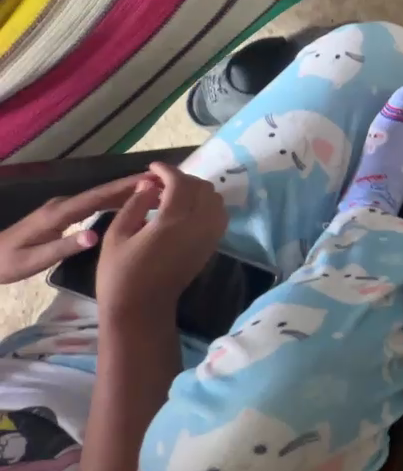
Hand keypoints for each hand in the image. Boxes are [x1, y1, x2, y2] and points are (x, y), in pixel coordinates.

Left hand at [0, 174, 146, 283]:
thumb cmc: (6, 264)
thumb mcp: (32, 261)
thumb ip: (65, 247)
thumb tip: (96, 235)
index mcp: (59, 213)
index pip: (99, 195)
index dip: (128, 186)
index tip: (156, 179)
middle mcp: (63, 205)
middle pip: (105, 192)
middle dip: (136, 186)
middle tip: (168, 184)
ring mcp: (63, 208)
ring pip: (102, 197)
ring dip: (130, 193)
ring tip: (159, 192)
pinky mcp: (64, 214)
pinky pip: (97, 203)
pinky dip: (118, 201)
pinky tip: (132, 204)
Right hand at [96, 163, 226, 325]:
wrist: (144, 303)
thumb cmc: (121, 272)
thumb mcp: (117, 236)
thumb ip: (135, 206)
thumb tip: (150, 185)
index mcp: (176, 218)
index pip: (181, 183)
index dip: (168, 171)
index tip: (154, 166)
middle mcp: (203, 220)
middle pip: (202, 187)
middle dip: (182, 179)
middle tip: (158, 182)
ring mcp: (214, 230)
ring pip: (214, 197)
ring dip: (196, 190)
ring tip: (169, 194)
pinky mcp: (216, 239)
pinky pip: (218, 211)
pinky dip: (205, 202)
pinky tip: (183, 208)